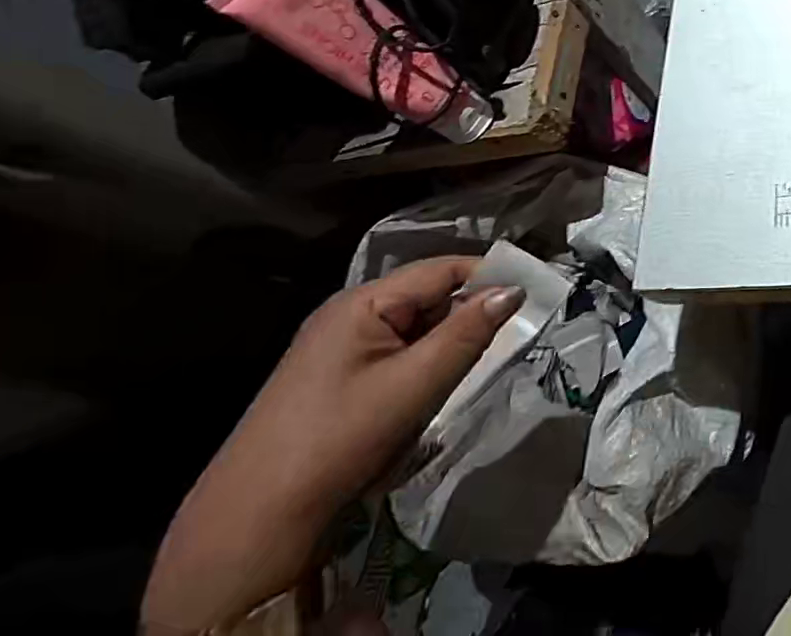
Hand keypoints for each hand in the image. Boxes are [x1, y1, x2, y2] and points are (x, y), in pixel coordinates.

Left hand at [141, 256, 524, 633]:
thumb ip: (470, 331)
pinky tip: (444, 382)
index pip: (444, 269)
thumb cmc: (340, 439)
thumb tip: (515, 289)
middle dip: (475, 309)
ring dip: (455, 338)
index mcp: (362, 303)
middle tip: (517, 331)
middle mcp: (351, 314)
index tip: (536, 294)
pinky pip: (403, 349)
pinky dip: (432, 359)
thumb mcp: (416, 382)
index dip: (492, 275)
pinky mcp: (342, 375)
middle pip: (433, 294)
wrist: (254, 522)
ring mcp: (343, 346)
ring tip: (485, 359)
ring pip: (421, 324)